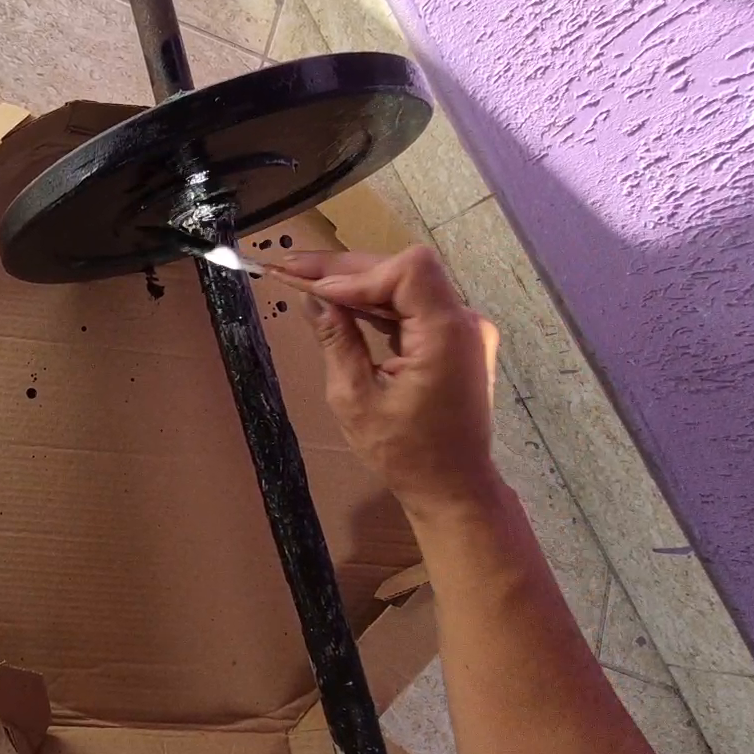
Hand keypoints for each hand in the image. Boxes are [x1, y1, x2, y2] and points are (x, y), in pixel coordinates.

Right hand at [270, 246, 502, 513]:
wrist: (452, 486)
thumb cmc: (403, 453)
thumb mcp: (355, 399)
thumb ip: (336, 342)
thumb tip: (313, 300)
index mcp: (447, 334)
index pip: (406, 270)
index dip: (354, 274)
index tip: (313, 291)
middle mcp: (464, 321)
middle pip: (404, 270)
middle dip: (344, 270)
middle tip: (289, 267)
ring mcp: (463, 329)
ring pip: (405, 284)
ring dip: (355, 282)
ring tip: (304, 280)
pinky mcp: (455, 340)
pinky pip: (411, 306)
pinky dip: (373, 302)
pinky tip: (338, 304)